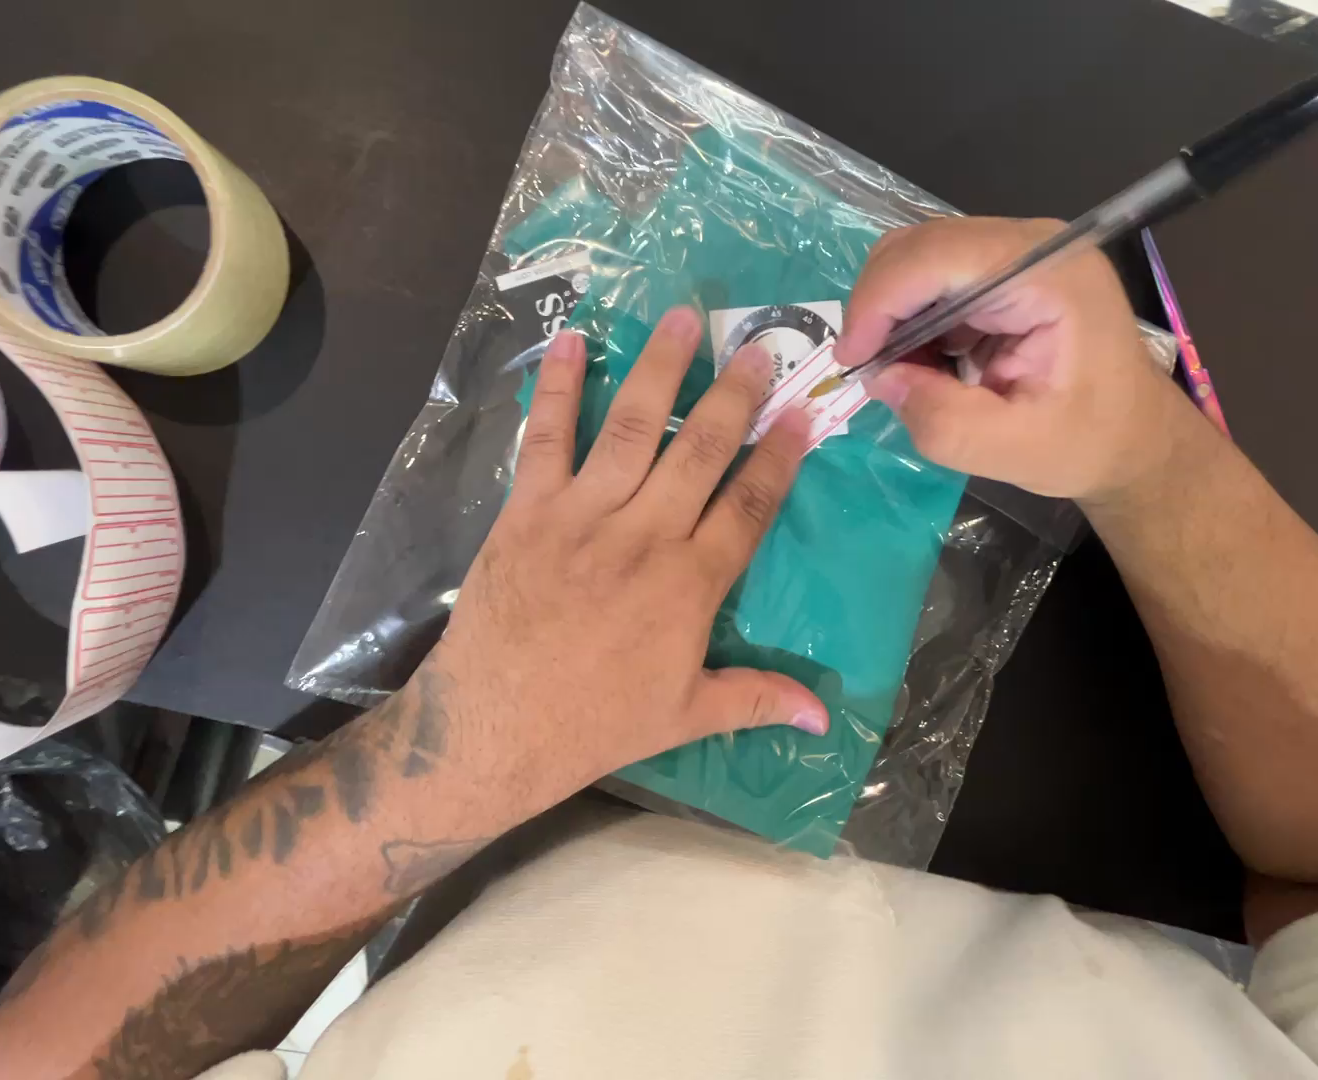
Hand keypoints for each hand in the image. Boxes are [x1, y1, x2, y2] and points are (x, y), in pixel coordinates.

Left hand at [428, 308, 826, 804]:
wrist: (493, 727)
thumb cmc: (593, 724)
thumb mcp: (684, 717)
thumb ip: (756, 699)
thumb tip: (824, 717)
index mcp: (689, 584)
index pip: (749, 506)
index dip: (779, 458)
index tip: (801, 415)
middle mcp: (644, 535)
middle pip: (700, 451)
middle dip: (733, 395)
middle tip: (757, 348)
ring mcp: (584, 514)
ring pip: (633, 427)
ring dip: (660, 368)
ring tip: (683, 317)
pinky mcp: (529, 509)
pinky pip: (547, 436)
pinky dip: (557, 385)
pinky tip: (571, 339)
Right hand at [838, 217, 1198, 505]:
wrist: (1131, 437)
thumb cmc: (1085, 443)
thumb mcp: (1010, 450)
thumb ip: (941, 419)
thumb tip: (880, 378)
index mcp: (1048, 276)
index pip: (937, 256)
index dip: (879, 301)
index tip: (851, 361)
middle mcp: (1032, 246)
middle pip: (919, 246)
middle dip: (878, 308)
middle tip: (871, 371)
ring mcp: (1017, 253)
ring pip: (916, 258)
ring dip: (891, 316)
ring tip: (905, 372)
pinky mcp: (1002, 271)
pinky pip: (930, 278)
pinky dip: (908, 319)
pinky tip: (926, 361)